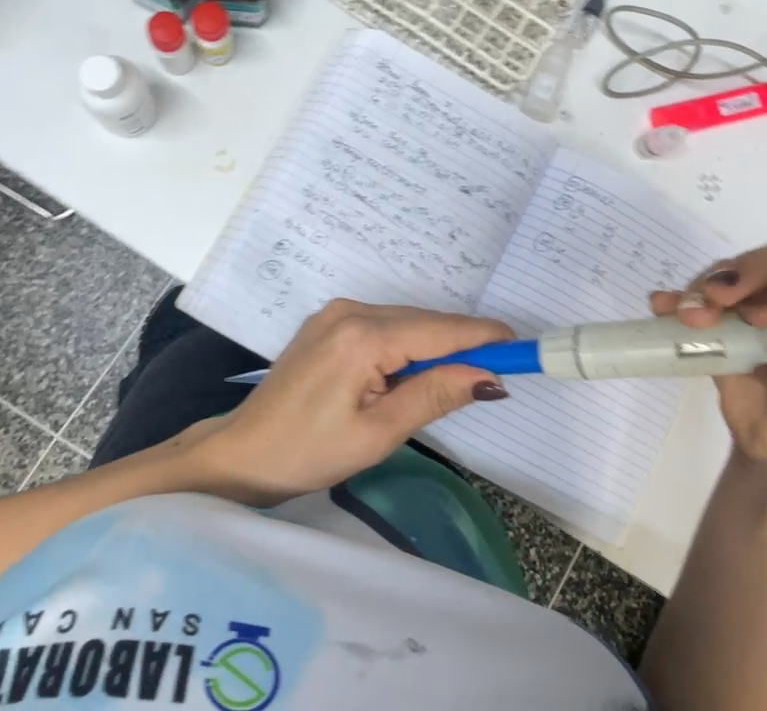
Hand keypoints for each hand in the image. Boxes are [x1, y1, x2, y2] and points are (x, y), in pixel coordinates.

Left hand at [187, 300, 513, 505]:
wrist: (243, 454)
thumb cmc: (309, 453)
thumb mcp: (379, 433)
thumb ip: (435, 395)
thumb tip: (489, 378)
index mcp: (363, 336)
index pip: (440, 330)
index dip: (484, 338)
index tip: (523, 348)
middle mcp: (350, 311)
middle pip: (425, 322)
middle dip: (462, 344)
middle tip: (498, 375)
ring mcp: (336, 313)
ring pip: (405, 322)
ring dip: (434, 346)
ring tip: (459, 379)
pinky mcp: (328, 323)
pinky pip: (383, 325)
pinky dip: (408, 344)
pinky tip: (415, 371)